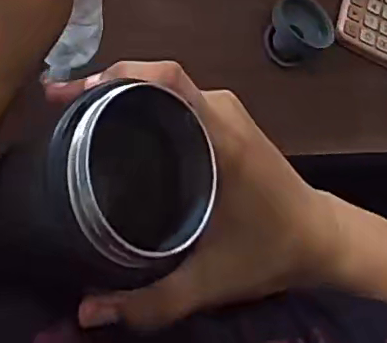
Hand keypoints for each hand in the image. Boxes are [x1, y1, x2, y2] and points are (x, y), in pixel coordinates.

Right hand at [46, 61, 340, 331]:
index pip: (167, 79)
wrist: (321, 237)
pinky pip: (175, 92)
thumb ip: (150, 302)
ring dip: (122, 87)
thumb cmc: (268, 252)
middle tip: (64, 102)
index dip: (121, 75)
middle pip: (155, 74)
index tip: (80, 93)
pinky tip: (118, 118)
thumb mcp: (209, 282)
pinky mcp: (223, 112)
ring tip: (80, 109)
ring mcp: (223, 105)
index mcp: (218, 133)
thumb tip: (87, 311)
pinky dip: (143, 97)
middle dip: (106, 81)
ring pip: (163, 82)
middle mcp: (219, 108)